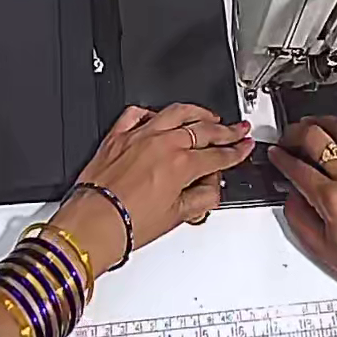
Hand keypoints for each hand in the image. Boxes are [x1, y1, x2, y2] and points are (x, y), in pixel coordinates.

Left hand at [54, 104, 252, 275]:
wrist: (92, 225)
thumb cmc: (127, 224)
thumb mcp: (177, 216)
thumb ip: (202, 198)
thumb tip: (211, 188)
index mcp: (181, 164)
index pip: (219, 154)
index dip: (237, 151)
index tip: (244, 147)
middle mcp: (163, 144)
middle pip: (204, 129)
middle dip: (227, 130)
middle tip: (238, 129)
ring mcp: (140, 136)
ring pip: (176, 112)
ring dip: (197, 112)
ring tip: (208, 115)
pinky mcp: (118, 136)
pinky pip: (137, 113)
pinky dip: (152, 112)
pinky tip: (158, 115)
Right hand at [268, 116, 336, 314]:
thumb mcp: (318, 245)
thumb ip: (297, 215)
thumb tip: (290, 193)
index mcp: (332, 199)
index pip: (297, 167)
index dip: (280, 157)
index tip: (275, 154)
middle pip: (316, 138)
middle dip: (294, 133)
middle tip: (288, 138)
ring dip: (323, 122)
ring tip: (313, 125)